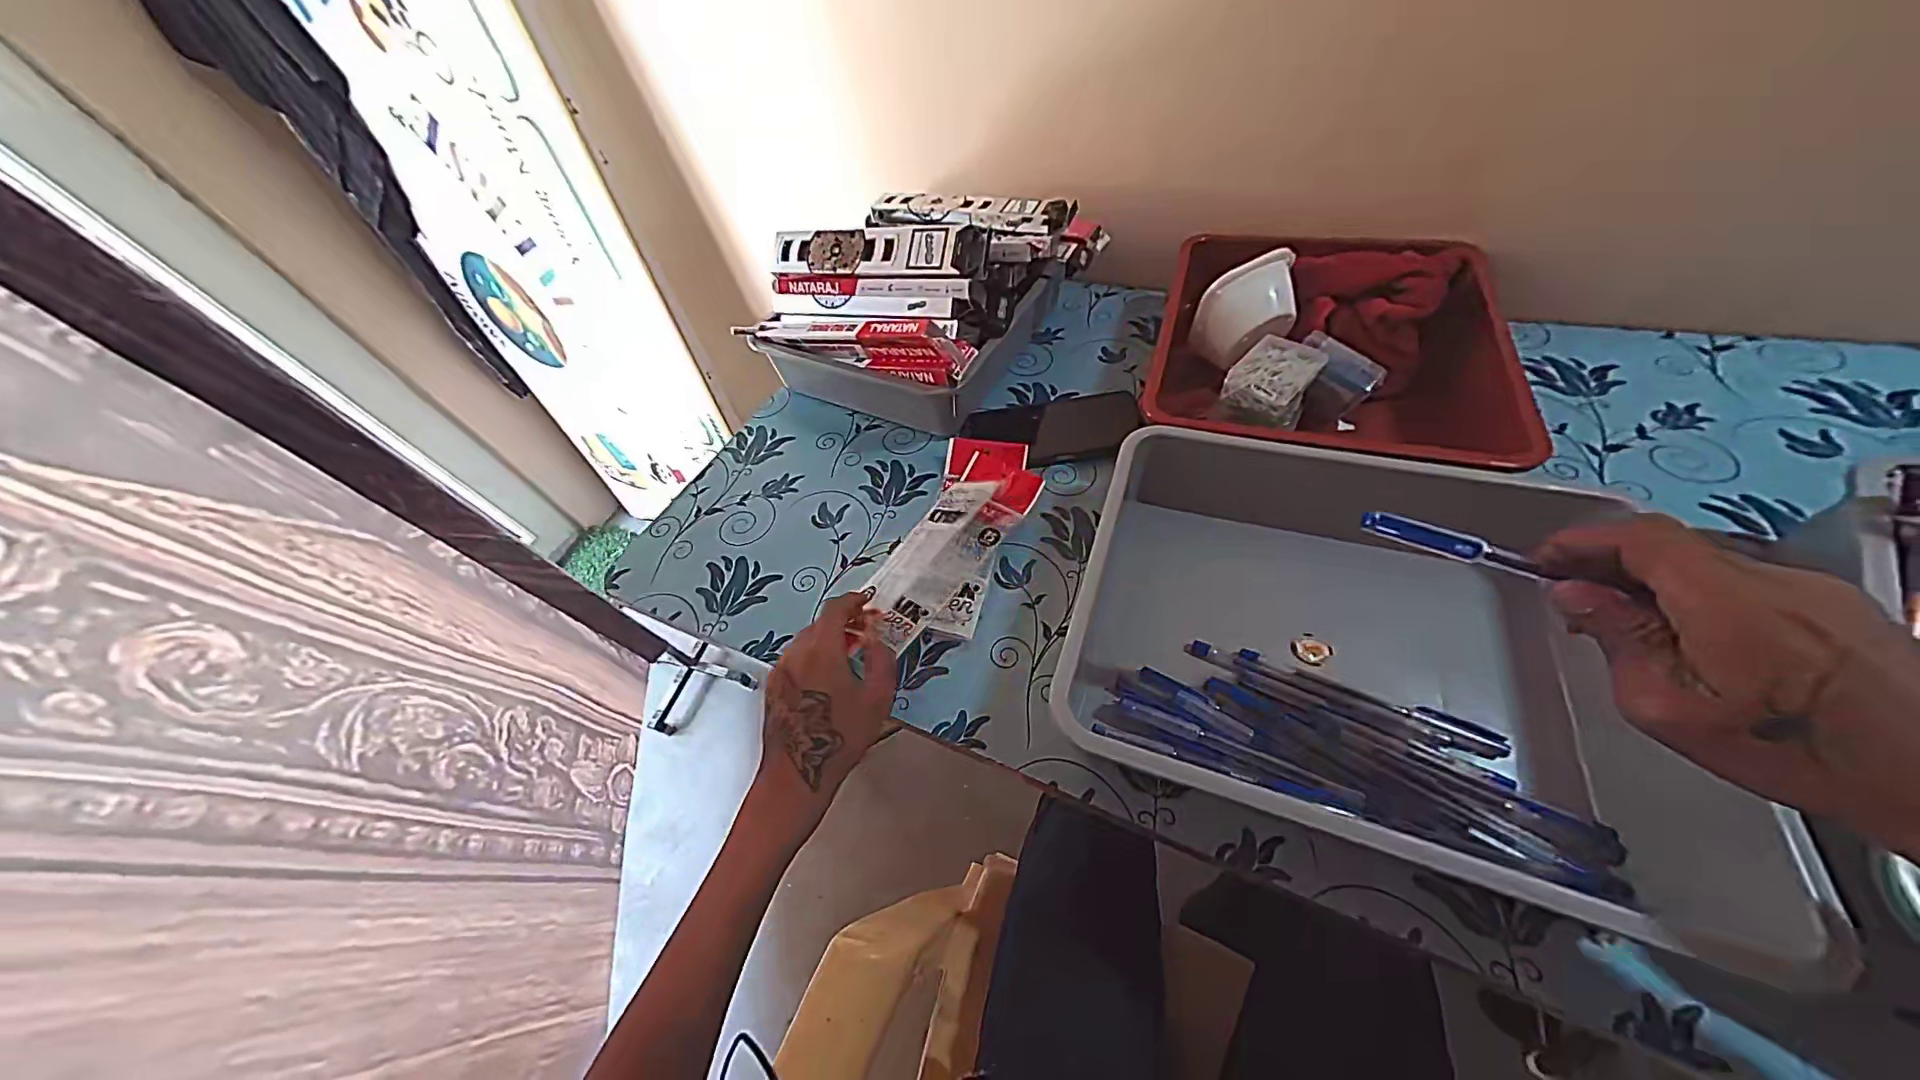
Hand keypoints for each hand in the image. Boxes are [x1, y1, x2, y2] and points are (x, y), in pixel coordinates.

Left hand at [749, 593, 897, 837]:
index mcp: (822, 651)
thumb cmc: (838, 740)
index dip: (853, 601)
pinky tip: (828, 676)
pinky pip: (795, 660)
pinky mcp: (773, 687)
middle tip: (863, 631)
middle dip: (843, 622)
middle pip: (819, 624)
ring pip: (806, 642)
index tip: (864, 602)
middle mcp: (796, 656)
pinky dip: (812, 657)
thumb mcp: (877, 698)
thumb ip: (881, 660)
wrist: (801, 773)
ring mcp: (781, 672)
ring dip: (827, 640)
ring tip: (849, 655)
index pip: (835, 609)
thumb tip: (878, 641)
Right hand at [1535, 514, 1919, 858]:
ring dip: (1650, 577)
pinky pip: (1743, 579)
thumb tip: (1575, 596)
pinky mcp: (1836, 606)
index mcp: (1726, 600)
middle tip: (1570, 591)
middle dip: (1608, 560)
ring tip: (1620, 617)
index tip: (1545, 558)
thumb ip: (1617, 640)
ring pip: (1706, 562)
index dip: (1581, 539)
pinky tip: (1682, 629)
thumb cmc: (1792, 752)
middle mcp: (1775, 580)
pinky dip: (1694, 590)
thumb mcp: (1667, 706)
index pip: (1640, 536)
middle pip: (1670, 544)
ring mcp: (1814, 589)